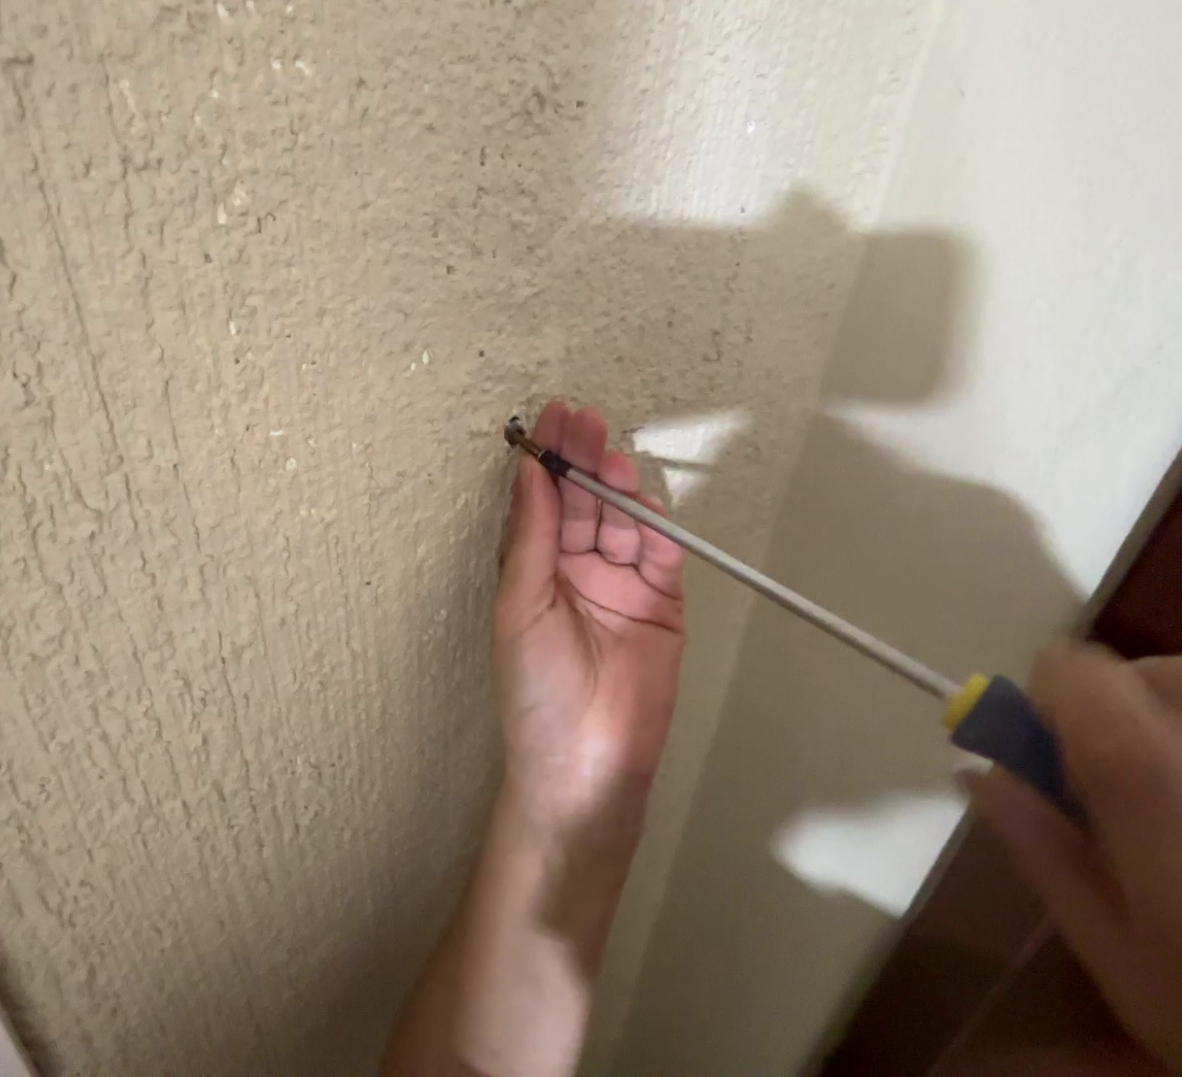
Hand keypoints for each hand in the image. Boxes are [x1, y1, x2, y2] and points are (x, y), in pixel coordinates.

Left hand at [493, 402, 685, 834]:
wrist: (585, 761)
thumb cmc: (536, 693)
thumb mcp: (520, 606)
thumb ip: (530, 538)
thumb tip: (529, 475)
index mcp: (535, 571)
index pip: (543, 504)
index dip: (547, 463)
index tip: (550, 421)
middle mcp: (576, 571)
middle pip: (583, 503)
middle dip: (583, 463)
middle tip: (584, 422)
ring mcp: (620, 586)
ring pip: (623, 522)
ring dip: (619, 490)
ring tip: (611, 463)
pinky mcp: (660, 605)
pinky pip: (662, 557)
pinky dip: (658, 531)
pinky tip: (645, 507)